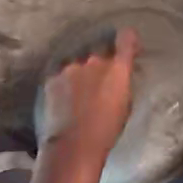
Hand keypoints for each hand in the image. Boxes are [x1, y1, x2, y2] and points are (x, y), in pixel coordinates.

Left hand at [37, 27, 139, 166]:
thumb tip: (120, 75)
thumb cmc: (107, 129)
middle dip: (103, 58)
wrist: (74, 144)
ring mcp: (71, 67)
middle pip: (101, 49)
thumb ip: (123, 82)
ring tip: (80, 89)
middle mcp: (94, 60)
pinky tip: (65, 97)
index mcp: (117, 67)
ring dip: (82, 70)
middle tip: (101, 77)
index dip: (128, 39)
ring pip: (80, 61)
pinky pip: (63, 73)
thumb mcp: (125, 104)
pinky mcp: (53, 77)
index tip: (128, 47)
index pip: (126, 37)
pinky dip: (66, 81)